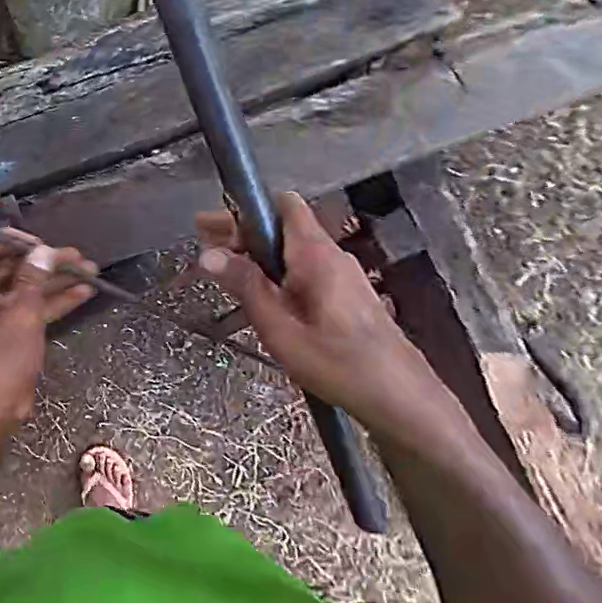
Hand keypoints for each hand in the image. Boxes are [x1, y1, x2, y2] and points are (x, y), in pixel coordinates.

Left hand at [0, 233, 96, 440]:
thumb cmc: (0, 360)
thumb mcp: (21, 315)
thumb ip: (32, 279)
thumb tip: (44, 249)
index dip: (17, 238)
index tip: (45, 244)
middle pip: (14, 264)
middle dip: (47, 259)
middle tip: (79, 257)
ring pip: (29, 286)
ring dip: (58, 279)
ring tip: (92, 271)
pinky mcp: (12, 330)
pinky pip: (34, 307)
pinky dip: (56, 300)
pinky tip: (84, 293)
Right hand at [195, 193, 461, 447]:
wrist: (398, 396)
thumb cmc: (338, 364)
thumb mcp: (280, 329)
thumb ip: (246, 287)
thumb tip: (207, 254)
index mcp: (315, 256)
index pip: (281, 207)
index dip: (242, 212)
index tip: (209, 230)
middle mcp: (331, 257)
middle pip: (281, 228)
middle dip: (239, 235)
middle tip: (202, 249)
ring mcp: (341, 275)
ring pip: (290, 251)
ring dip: (254, 256)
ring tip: (220, 273)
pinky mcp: (344, 294)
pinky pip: (302, 270)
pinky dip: (273, 273)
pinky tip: (255, 295)